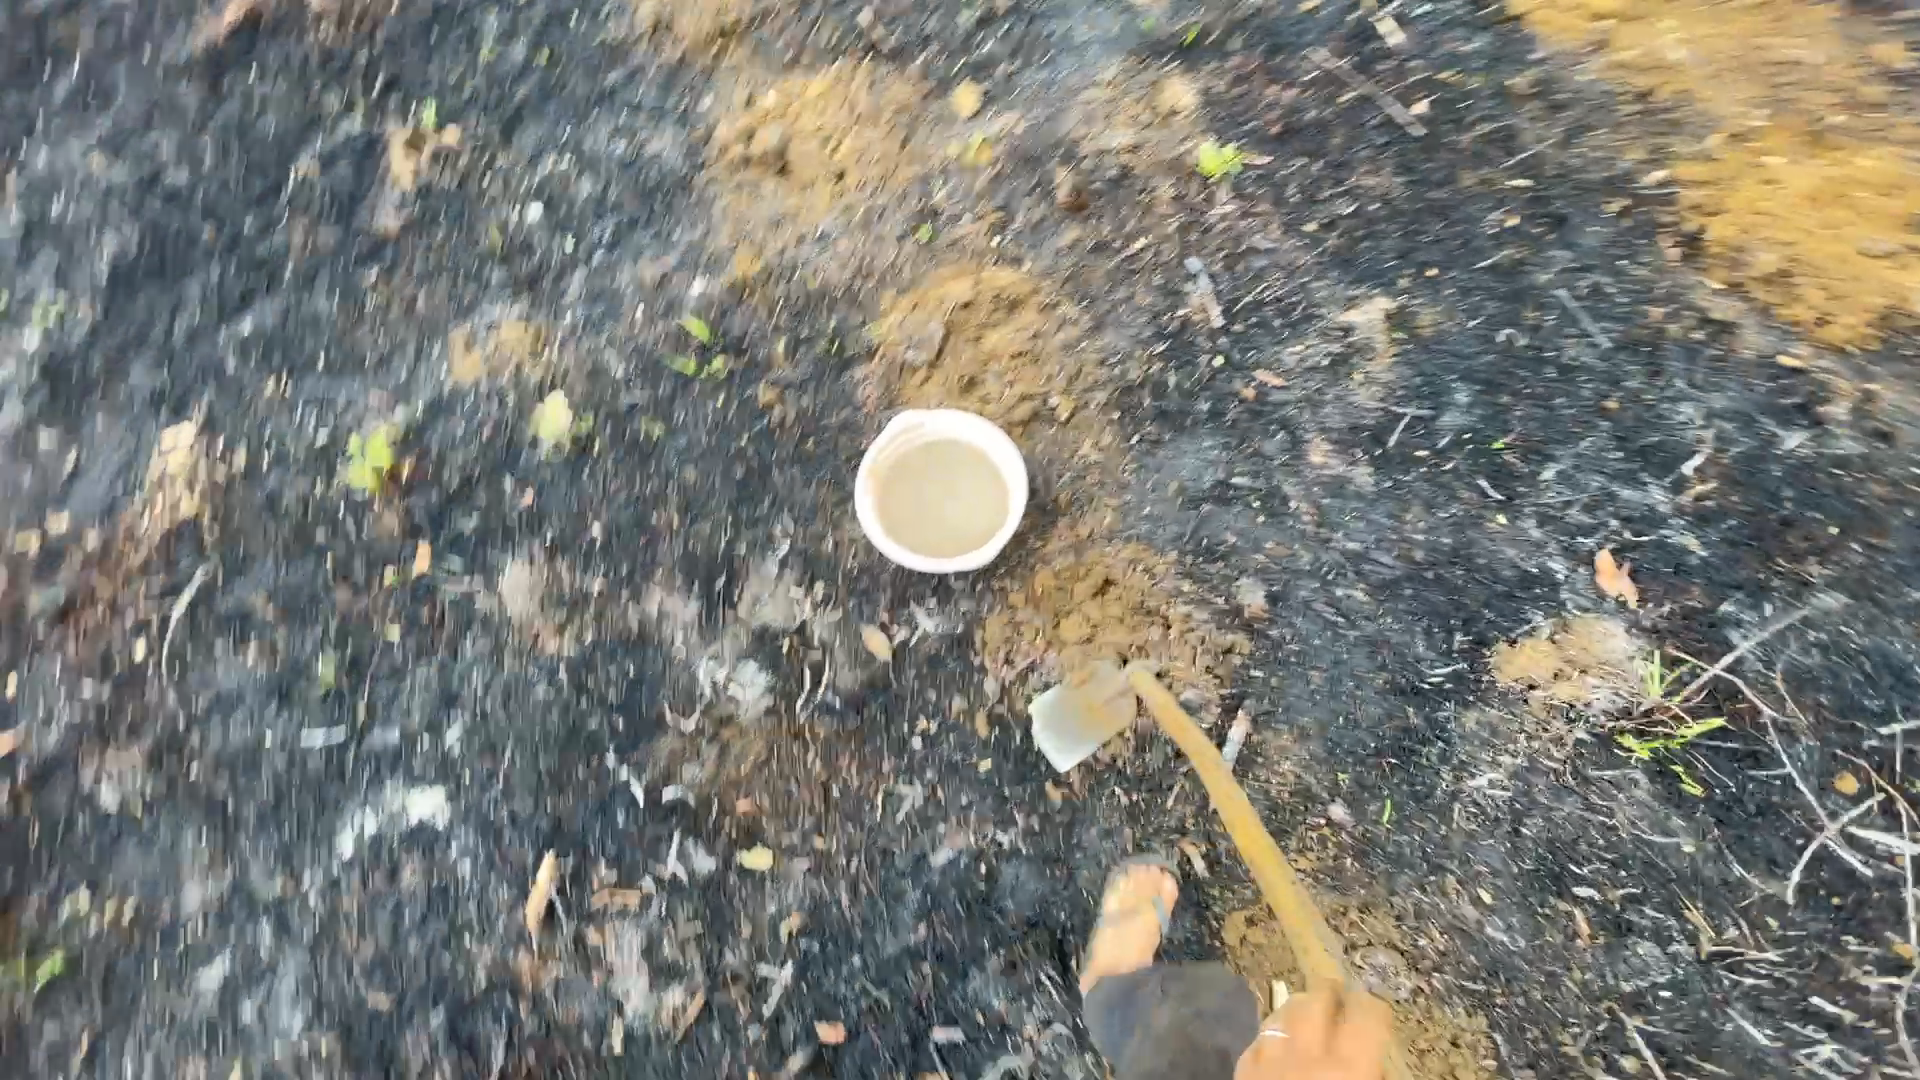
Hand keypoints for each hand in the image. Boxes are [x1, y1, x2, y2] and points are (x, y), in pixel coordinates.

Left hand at [1233, 982, 1392, 1079]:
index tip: (1378, 1007)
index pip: (1366, 1016)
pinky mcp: (1243, 1068)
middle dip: (1331, 992)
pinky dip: (1274, 1033)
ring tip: (1311, 1009)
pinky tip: (1281, 1038)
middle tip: (1341, 995)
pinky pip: (1260, 1037)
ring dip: (1300, 1007)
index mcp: (1347, 1068)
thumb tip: (1375, 1063)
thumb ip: (1370, 1072)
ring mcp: (1268, 1056)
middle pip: (1317, 999)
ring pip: (1283, 1011)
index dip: (1374, 1007)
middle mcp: (1305, 1052)